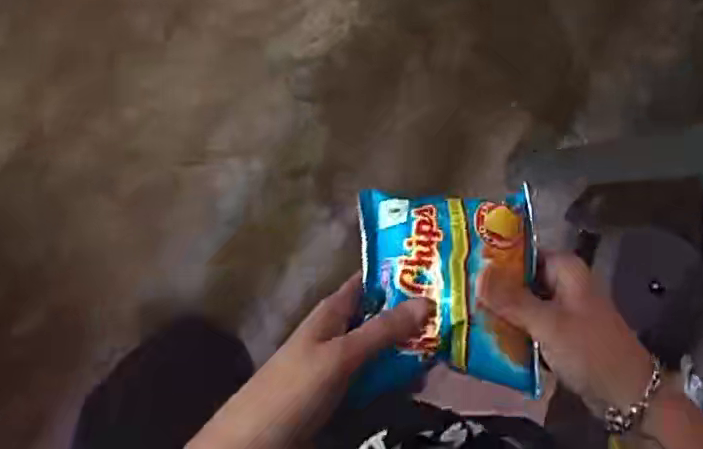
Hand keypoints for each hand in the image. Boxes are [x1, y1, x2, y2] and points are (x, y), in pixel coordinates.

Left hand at [189, 277, 431, 448]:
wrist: (249, 447)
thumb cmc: (293, 389)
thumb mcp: (342, 356)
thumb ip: (383, 330)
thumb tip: (428, 298)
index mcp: (335, 309)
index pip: (372, 279)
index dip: (401, 272)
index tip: (439, 271)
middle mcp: (339, 330)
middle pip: (381, 315)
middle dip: (412, 316)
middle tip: (453, 317)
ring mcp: (339, 365)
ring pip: (382, 349)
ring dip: (408, 350)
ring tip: (446, 349)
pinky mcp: (339, 397)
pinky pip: (375, 379)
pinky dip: (396, 378)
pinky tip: (419, 382)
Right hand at [477, 250, 655, 410]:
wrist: (629, 395)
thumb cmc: (590, 348)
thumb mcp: (548, 323)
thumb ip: (512, 299)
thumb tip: (476, 272)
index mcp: (564, 267)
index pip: (522, 251)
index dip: (495, 257)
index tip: (463, 264)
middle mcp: (563, 282)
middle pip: (522, 278)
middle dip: (494, 288)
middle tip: (459, 293)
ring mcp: (564, 309)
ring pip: (524, 303)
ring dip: (502, 312)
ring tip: (466, 315)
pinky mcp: (562, 334)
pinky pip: (532, 325)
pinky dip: (515, 330)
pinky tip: (489, 338)